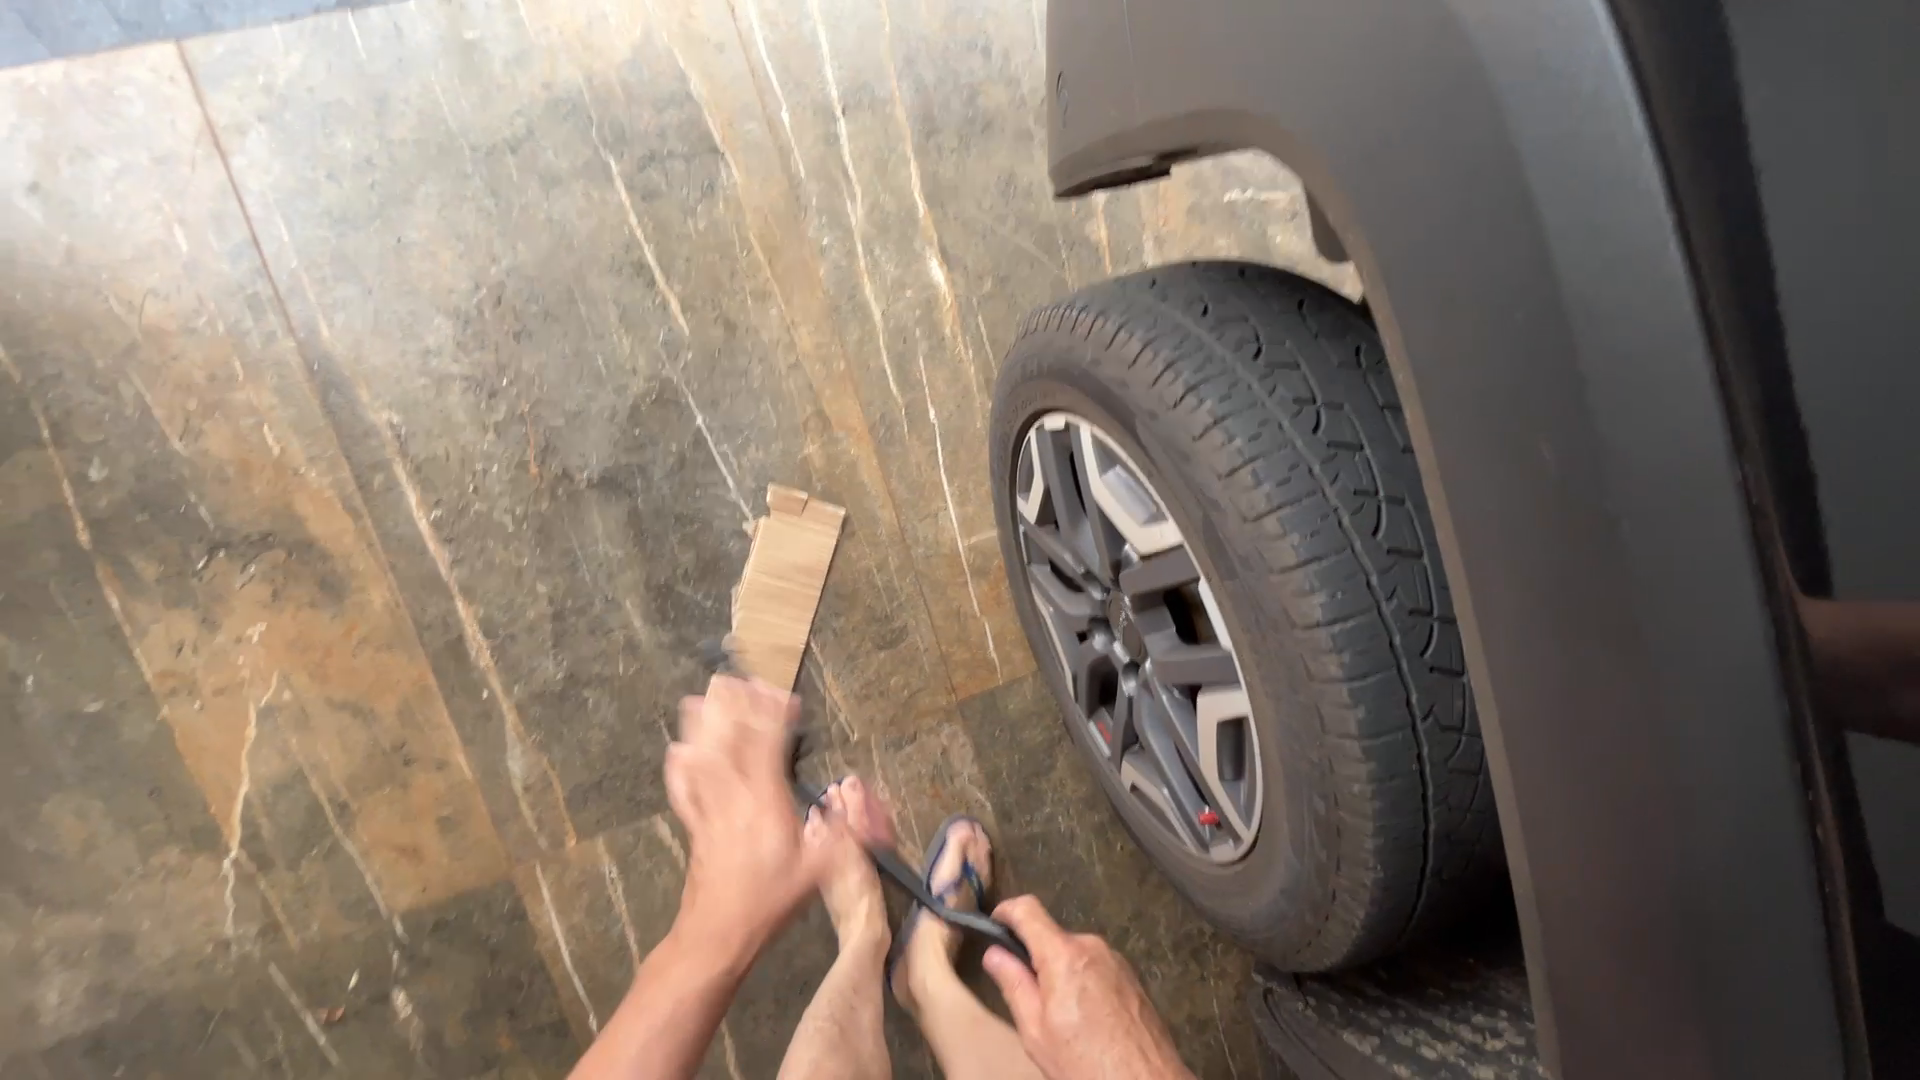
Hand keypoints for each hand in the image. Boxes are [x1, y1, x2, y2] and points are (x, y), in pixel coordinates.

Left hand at [663, 674, 821, 955]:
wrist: (718, 934)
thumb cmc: (770, 900)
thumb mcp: (818, 869)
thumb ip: (843, 833)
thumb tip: (861, 801)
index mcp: (766, 801)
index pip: (767, 745)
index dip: (772, 715)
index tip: (781, 694)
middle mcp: (735, 797)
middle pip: (731, 741)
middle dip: (734, 706)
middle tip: (735, 677)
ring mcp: (709, 809)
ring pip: (704, 757)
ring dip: (703, 724)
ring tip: (703, 696)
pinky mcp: (694, 825)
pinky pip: (684, 789)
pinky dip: (679, 767)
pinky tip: (677, 750)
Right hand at [982, 896, 1194, 1079]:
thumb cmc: (1086, 1065)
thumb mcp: (1036, 1031)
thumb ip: (1014, 984)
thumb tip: (994, 953)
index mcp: (1063, 954)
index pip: (1027, 909)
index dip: (1006, 911)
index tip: (994, 925)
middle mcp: (1091, 945)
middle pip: (1051, 937)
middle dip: (1036, 959)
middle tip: (1030, 1001)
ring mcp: (1115, 959)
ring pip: (1073, 954)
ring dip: (1061, 973)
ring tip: (1063, 1020)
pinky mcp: (1131, 975)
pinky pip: (1095, 967)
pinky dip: (1083, 982)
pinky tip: (1089, 1021)